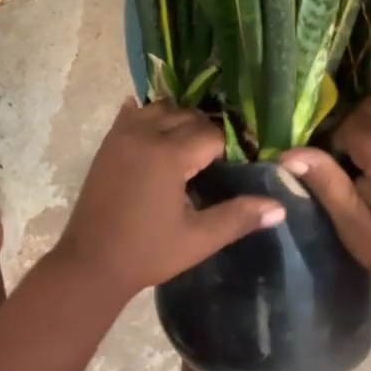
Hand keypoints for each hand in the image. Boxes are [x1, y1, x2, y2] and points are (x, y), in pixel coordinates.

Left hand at [49, 98, 285, 296]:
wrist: (91, 262)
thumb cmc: (147, 252)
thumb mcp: (198, 239)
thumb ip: (238, 217)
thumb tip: (279, 206)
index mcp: (168, 154)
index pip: (212, 134)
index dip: (229, 150)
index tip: (238, 168)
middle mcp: (144, 134)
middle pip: (187, 115)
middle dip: (206, 133)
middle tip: (217, 162)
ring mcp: (122, 135)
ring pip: (160, 109)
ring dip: (179, 121)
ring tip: (190, 151)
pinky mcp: (108, 143)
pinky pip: (132, 113)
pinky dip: (149, 117)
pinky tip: (160, 135)